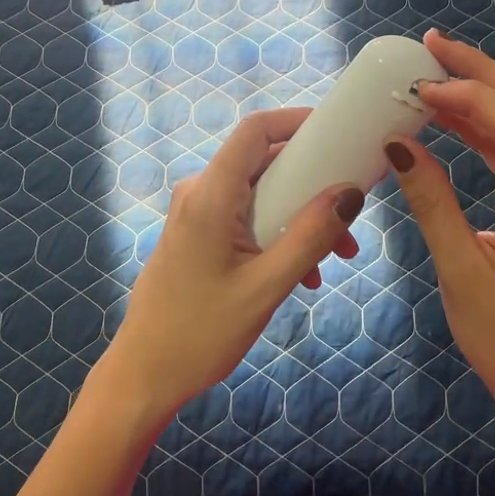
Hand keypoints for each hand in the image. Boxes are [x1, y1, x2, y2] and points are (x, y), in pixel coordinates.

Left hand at [99, 108, 364, 414]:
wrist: (144, 374)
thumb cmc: (202, 333)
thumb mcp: (266, 287)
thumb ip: (310, 237)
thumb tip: (350, 193)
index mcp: (210, 194)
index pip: (254, 130)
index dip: (295, 120)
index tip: (337, 132)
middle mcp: (199, 192)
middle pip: (262, 162)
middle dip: (311, 184)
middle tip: (350, 214)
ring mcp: (194, 213)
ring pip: (257, 194)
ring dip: (298, 216)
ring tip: (335, 258)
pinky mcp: (196, 234)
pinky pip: (243, 216)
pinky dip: (275, 233)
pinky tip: (301, 274)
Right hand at [384, 30, 494, 436]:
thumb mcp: (460, 274)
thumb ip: (432, 203)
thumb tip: (398, 143)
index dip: (474, 97)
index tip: (422, 88)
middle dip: (483, 72)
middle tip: (432, 45)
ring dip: (484, 93)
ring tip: (435, 69)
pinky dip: (485, 125)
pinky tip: (450, 115)